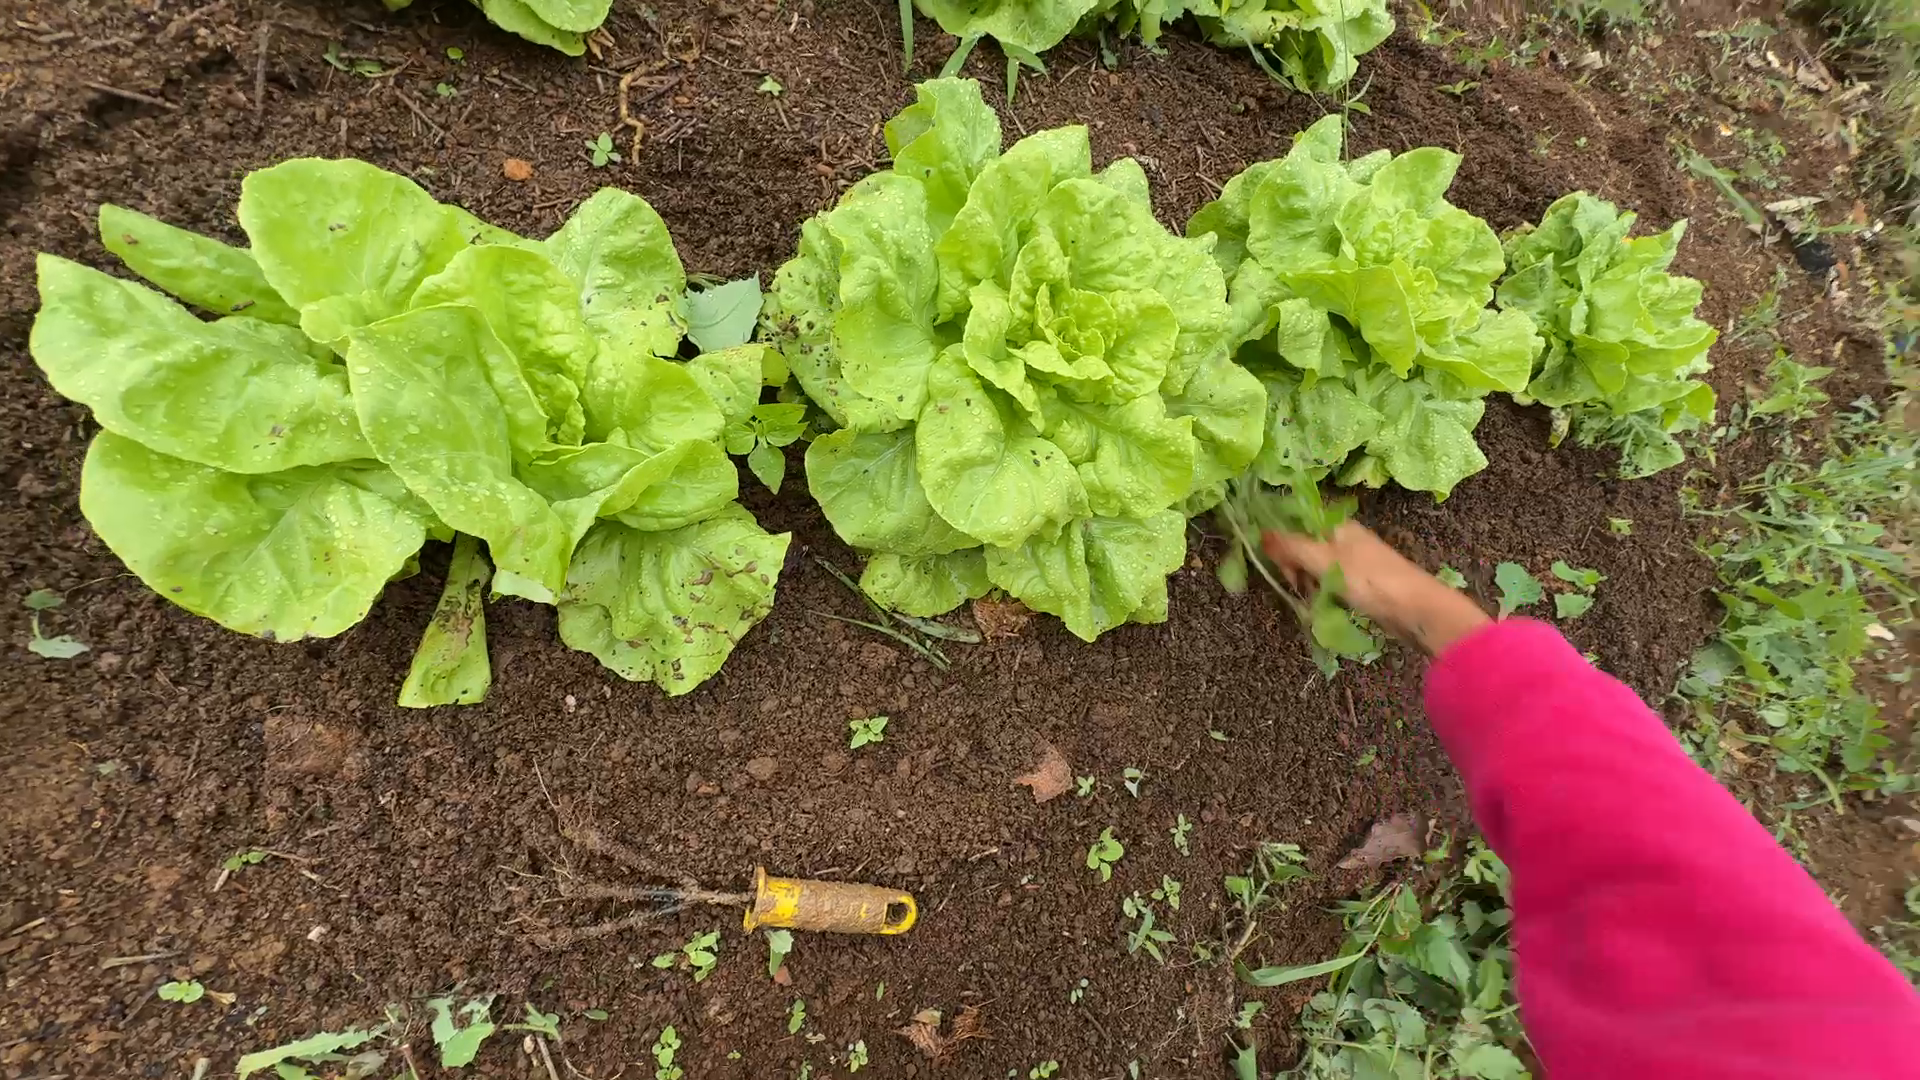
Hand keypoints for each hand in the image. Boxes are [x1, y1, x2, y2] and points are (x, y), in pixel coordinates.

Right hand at [1262, 522, 1490, 656]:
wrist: (1415, 608)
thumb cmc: (1368, 579)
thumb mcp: (1322, 560)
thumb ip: (1289, 546)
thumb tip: (1260, 534)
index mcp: (1334, 524)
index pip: (1292, 522)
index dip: (1278, 539)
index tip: (1274, 560)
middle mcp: (1340, 536)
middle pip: (1300, 544)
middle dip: (1291, 565)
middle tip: (1296, 583)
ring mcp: (1349, 558)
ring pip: (1311, 565)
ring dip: (1304, 581)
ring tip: (1310, 597)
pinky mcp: (1356, 579)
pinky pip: (1326, 580)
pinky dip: (1319, 590)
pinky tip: (1321, 602)